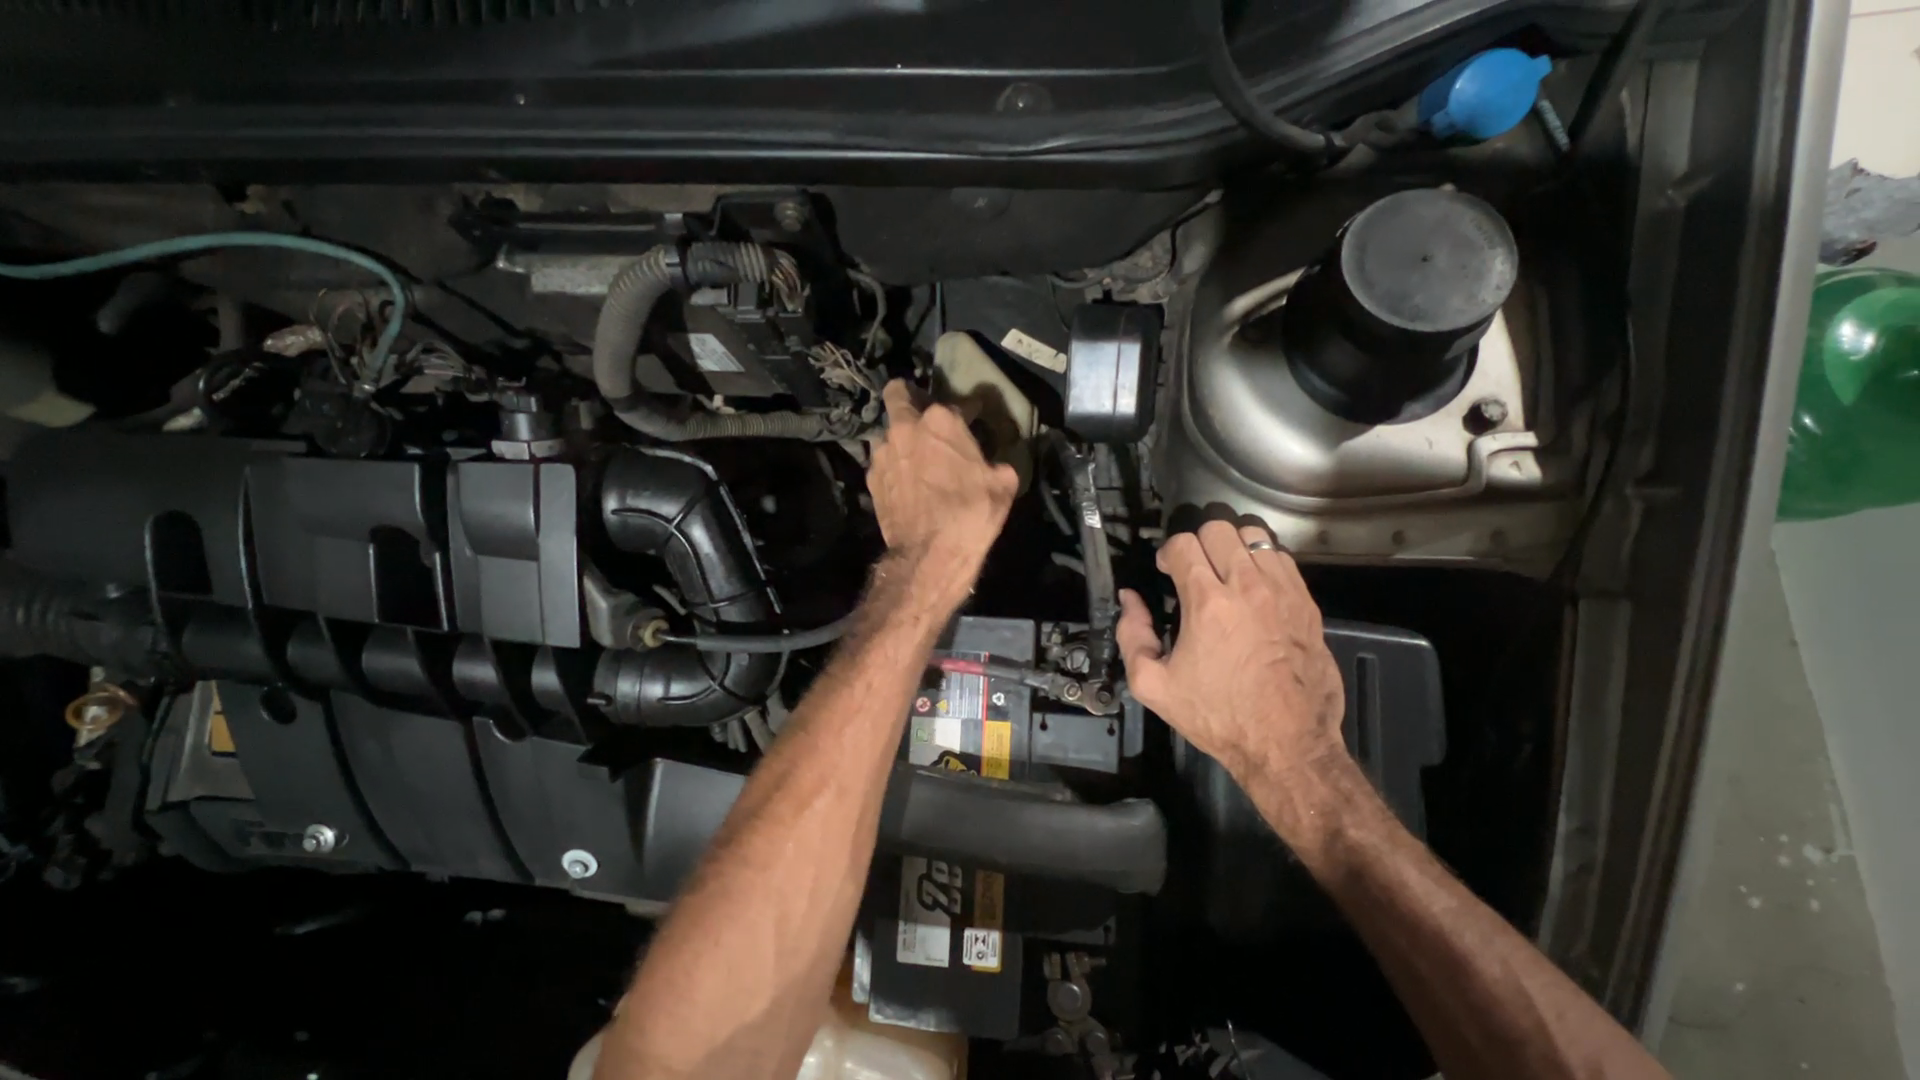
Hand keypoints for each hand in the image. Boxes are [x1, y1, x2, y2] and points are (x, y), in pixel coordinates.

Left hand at [868, 380, 1018, 607]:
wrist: (930, 554)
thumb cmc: (971, 513)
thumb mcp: (1003, 484)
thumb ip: (998, 462)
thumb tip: (995, 463)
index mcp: (941, 421)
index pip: (959, 402)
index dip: (971, 408)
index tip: (977, 416)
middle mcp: (905, 427)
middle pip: (898, 394)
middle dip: (911, 397)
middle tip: (926, 413)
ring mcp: (883, 452)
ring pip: (888, 431)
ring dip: (902, 437)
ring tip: (916, 454)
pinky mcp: (871, 478)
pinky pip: (883, 461)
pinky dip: (895, 464)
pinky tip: (907, 481)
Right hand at [1117, 521, 1345, 788]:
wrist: (1287, 743)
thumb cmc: (1217, 717)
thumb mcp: (1153, 686)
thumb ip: (1132, 635)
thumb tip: (1130, 600)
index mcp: (1208, 603)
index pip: (1183, 544)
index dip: (1168, 554)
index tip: (1167, 572)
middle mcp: (1248, 586)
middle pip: (1219, 529)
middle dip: (1199, 543)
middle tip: (1195, 570)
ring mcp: (1283, 592)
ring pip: (1255, 536)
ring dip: (1234, 548)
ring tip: (1227, 574)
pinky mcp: (1307, 604)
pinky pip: (1283, 559)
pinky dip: (1264, 563)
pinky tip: (1255, 589)